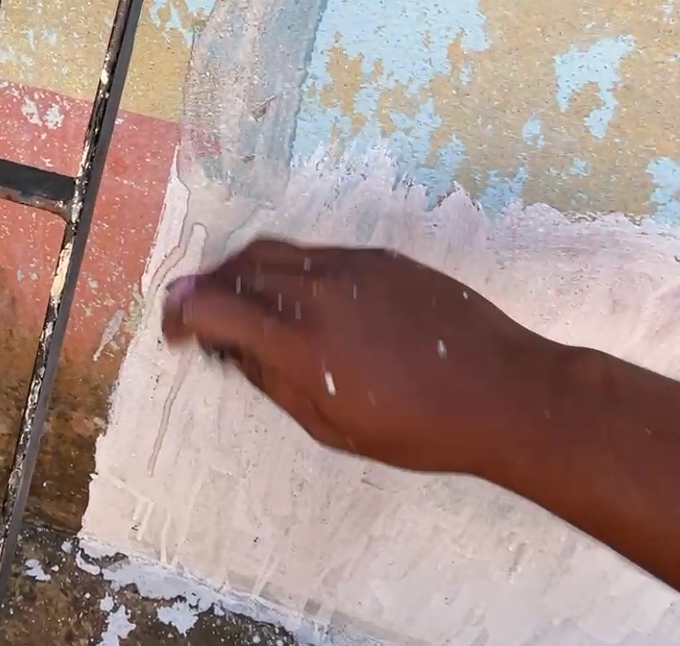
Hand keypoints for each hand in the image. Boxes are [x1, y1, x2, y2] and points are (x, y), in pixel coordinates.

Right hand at [160, 238, 556, 475]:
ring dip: (242, 271)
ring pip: (271, 252)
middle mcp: (314, 291)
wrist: (505, 391)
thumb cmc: (420, 428)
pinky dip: (287, 269)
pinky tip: (301, 297)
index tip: (174, 328)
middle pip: (235, 268)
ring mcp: (347, 266)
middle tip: (202, 312)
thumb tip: (235, 350)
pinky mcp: (375, 256)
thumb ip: (272, 382)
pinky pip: (313, 253)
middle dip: (206, 288)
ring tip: (242, 297)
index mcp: (298, 342)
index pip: (212, 306)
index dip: (180, 313)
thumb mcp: (331, 427)